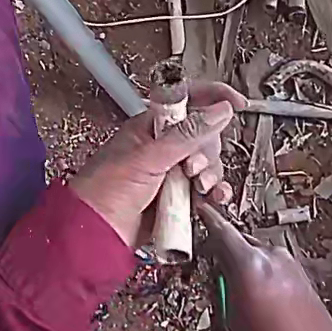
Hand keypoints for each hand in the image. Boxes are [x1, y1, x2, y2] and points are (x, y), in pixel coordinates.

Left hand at [68, 80, 245, 245]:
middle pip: (204, 135)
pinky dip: (215, 192)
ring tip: (198, 186)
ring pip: (208, 164)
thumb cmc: (106, 189)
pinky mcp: (178, 197)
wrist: (95, 232)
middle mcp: (163, 147)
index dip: (212, 97)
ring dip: (211, 173)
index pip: (187, 100)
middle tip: (192, 167)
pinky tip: (214, 197)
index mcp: (150, 127)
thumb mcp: (148, 157)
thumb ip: (186, 134)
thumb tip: (219, 110)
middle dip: (207, 150)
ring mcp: (171, 173)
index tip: (236, 102)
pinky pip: (206, 189)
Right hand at [197, 202, 331, 330]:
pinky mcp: (297, 269)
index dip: (209, 218)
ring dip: (245, 260)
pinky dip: (259, 267)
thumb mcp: (233, 311)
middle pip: (240, 240)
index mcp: (249, 262)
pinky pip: (270, 260)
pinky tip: (257, 289)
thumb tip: (224, 265)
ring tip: (239, 286)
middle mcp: (270, 254)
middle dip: (226, 247)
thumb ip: (227, 280)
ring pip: (255, 251)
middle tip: (214, 259)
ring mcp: (286, 260)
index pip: (223, 231)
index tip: (200, 207)